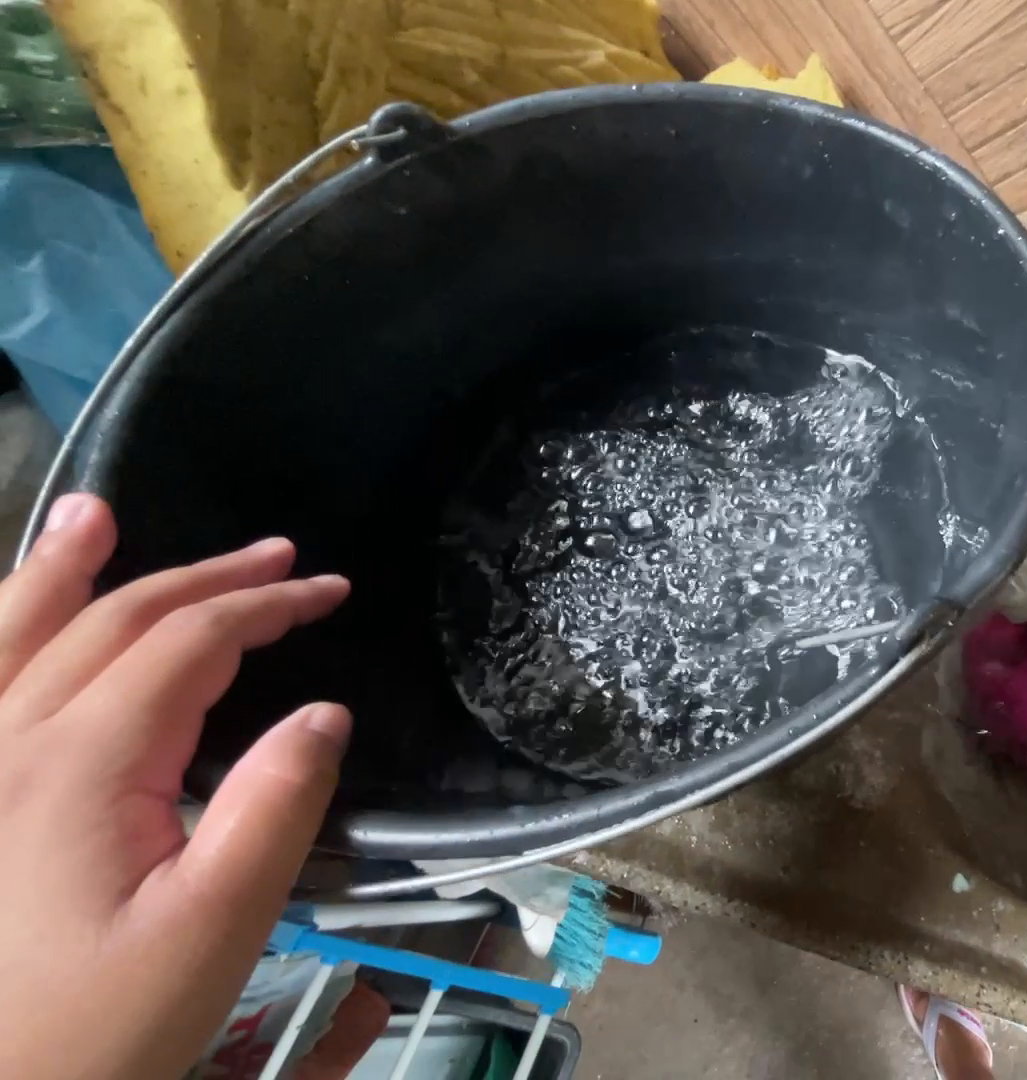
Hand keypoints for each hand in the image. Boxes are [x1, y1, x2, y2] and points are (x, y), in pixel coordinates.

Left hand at [0, 494, 351, 1079]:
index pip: (185, 645)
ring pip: (2, 641)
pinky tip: (10, 620)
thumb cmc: (94, 1023)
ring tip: (91, 515)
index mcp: (75, 770)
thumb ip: (275, 805)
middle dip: (201, 578)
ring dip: (57, 571)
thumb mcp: (216, 921)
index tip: (333, 591)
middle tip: (279, 553)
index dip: (265, 604)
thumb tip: (324, 713)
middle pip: (105, 626)